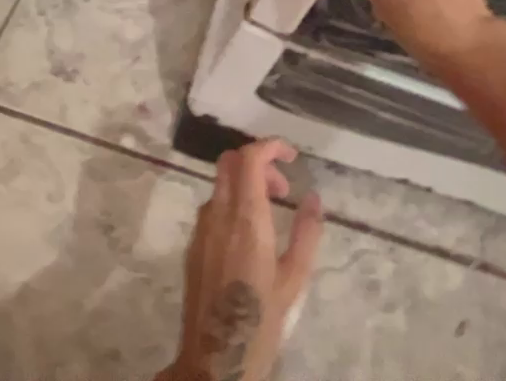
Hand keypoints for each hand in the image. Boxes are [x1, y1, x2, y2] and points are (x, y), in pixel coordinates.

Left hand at [166, 139, 323, 380]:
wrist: (214, 359)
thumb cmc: (261, 319)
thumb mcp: (295, 279)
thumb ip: (307, 233)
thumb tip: (314, 198)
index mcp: (247, 219)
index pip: (249, 158)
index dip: (270, 146)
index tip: (291, 157)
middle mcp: (219, 216)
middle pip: (229, 162)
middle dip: (258, 162)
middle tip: (281, 188)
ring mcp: (201, 231)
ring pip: (220, 185)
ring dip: (244, 185)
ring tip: (269, 214)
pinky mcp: (192, 247)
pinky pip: (211, 208)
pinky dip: (231, 204)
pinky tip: (247, 236)